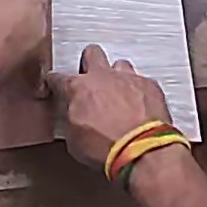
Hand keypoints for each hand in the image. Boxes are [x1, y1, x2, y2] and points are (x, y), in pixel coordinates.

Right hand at [47, 44, 171, 168]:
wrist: (141, 152)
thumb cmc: (107, 147)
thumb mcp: (74, 141)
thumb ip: (72, 121)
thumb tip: (74, 123)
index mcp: (77, 88)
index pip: (58, 77)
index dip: (55, 82)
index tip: (56, 85)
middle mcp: (102, 77)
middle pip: (92, 53)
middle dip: (89, 62)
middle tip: (90, 78)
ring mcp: (128, 79)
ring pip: (120, 65)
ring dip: (117, 77)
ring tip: (118, 93)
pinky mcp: (150, 86)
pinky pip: (143, 81)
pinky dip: (140, 92)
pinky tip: (140, 105)